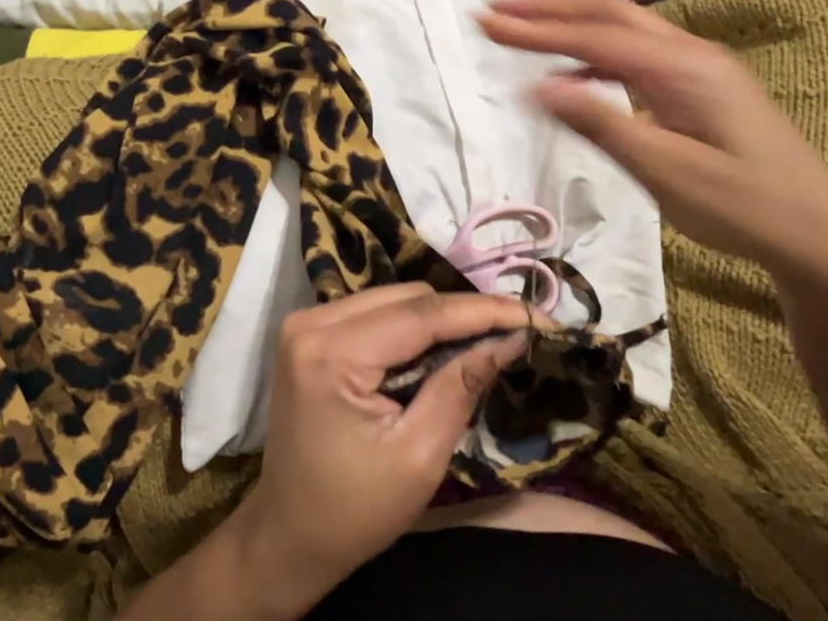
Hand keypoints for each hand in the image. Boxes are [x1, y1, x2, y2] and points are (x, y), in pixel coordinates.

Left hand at [234, 284, 530, 605]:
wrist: (290, 530)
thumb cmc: (355, 508)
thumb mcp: (419, 456)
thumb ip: (460, 387)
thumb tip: (508, 338)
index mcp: (332, 352)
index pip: (421, 313)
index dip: (483, 310)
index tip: (537, 315)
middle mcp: (311, 323)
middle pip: (406, 297)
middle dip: (462, 315)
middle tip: (513, 338)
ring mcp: (305, 325)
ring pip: (390, 300)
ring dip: (436, 321)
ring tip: (481, 348)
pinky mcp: (308, 336)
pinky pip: (372, 314)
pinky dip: (408, 329)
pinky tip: (436, 356)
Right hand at [478, 0, 827, 271]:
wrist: (817, 233)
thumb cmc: (743, 207)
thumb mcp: (666, 171)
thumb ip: (601, 125)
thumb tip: (536, 87)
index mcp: (684, 68)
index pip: (594, 36)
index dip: (536, 28)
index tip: (486, 22)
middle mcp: (691, 53)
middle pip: (608, 12)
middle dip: (547, 8)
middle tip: (494, 9)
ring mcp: (698, 67)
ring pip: (622, 28)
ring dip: (568, 24)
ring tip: (519, 30)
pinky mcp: (698, 87)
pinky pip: (634, 53)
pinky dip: (592, 52)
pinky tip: (569, 72)